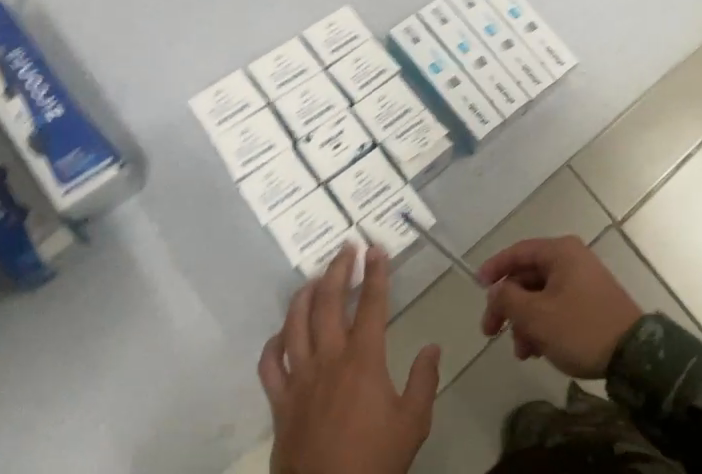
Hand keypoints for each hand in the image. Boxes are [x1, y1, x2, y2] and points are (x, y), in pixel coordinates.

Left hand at [259, 244, 440, 473]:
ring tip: (314, 277)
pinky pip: (269, 365)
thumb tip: (432, 346)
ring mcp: (299, 379)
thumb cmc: (375, 460)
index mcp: (364, 360)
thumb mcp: (413, 422)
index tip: (377, 249)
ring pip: (295, 325)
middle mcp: (328, 360)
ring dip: (304, 295)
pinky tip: (281, 333)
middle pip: (328, 303)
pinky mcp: (279, 402)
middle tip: (346, 248)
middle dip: (337, 270)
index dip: (376, 273)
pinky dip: (274, 343)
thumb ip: (424, 380)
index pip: (371, 304)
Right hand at [477, 236, 642, 378]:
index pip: (518, 252)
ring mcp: (582, 280)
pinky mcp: (589, 301)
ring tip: (522, 351)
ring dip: (524, 322)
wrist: (631, 353)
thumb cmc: (580, 328)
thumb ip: (509, 299)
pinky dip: (542, 325)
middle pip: (527, 276)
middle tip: (490, 333)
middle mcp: (572, 259)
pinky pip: (556, 306)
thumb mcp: (537, 316)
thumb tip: (496, 289)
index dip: (494, 268)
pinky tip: (537, 351)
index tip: (476, 287)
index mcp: (561, 252)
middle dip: (508, 306)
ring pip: (540, 296)